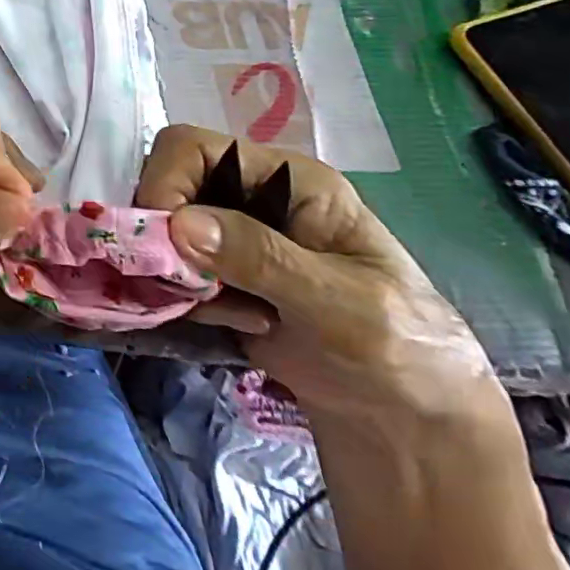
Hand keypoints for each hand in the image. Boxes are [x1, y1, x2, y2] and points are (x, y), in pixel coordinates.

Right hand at [138, 125, 505, 429]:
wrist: (412, 421)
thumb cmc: (403, 350)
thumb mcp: (343, 304)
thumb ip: (262, 258)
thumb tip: (179, 224)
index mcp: (288, 180)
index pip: (194, 148)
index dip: (165, 182)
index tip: (163, 241)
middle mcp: (250, 197)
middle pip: (165, 185)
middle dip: (163, 236)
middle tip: (189, 286)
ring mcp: (227, 238)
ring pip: (158, 231)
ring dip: (173, 274)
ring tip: (223, 312)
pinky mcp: (213, 275)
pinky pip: (166, 271)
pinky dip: (176, 298)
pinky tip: (225, 323)